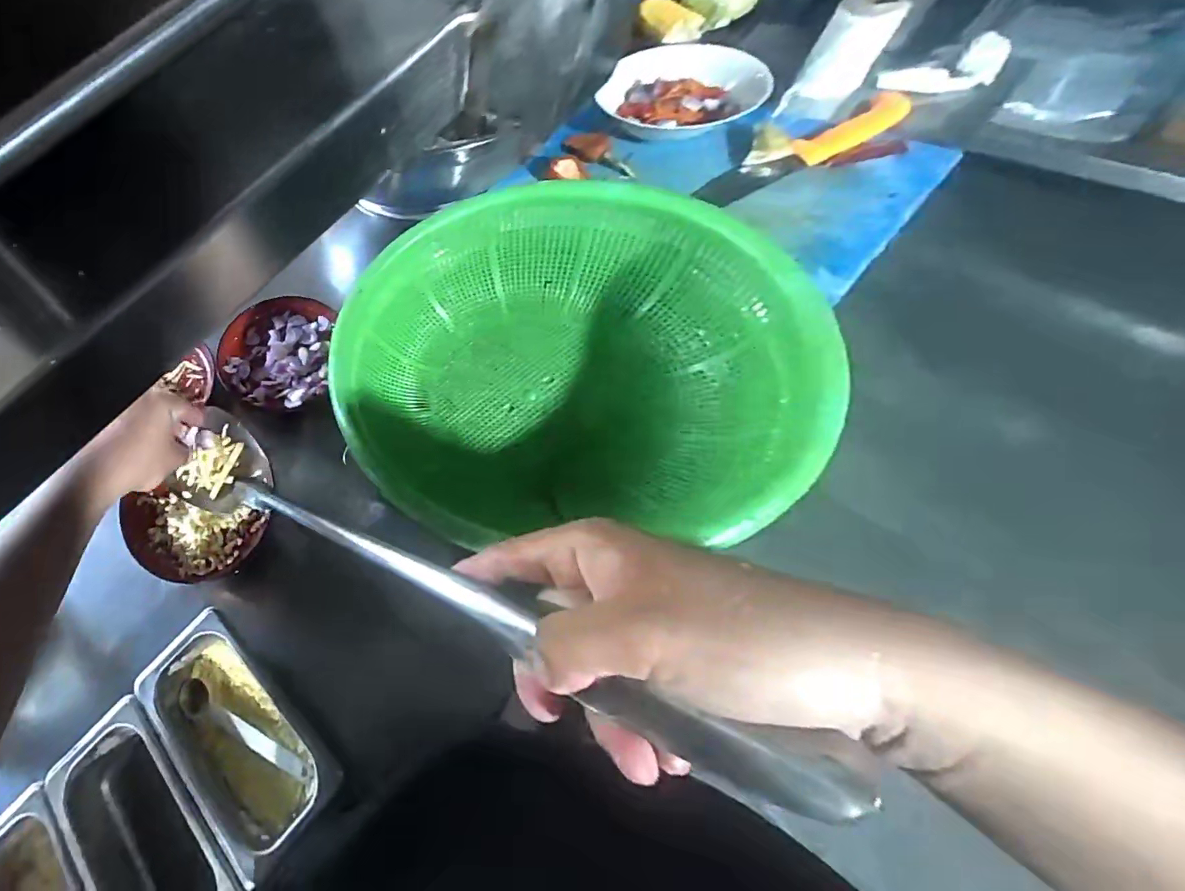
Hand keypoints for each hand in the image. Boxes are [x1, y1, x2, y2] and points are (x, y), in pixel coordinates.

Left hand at [71, 387, 205, 505]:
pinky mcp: (108, 417)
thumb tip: (190, 446)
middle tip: (185, 438)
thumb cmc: (140, 462)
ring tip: (164, 445)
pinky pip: (132, 420)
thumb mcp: (173, 460)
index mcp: (163, 401)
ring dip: (158, 426)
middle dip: (178, 422)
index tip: (204, 430)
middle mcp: (143, 396)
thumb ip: (188, 450)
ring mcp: (124, 404)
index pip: (190, 408)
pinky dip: (141, 429)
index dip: (200, 422)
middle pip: (168, 407)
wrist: (96, 472)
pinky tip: (143, 446)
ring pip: (149, 413)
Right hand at [455, 519, 952, 785]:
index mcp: (593, 551)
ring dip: (607, 716)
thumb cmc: (732, 635)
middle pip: (548, 621)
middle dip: (556, 677)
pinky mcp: (680, 656)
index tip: (448, 606)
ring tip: (642, 761)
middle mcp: (612, 577)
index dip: (479, 577)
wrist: (864, 672)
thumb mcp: (635, 637)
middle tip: (553, 717)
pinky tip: (668, 756)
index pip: (514, 555)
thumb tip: (529, 662)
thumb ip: (564, 645)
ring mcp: (646, 618)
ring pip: (592, 665)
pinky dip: (642, 724)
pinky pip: (634, 687)